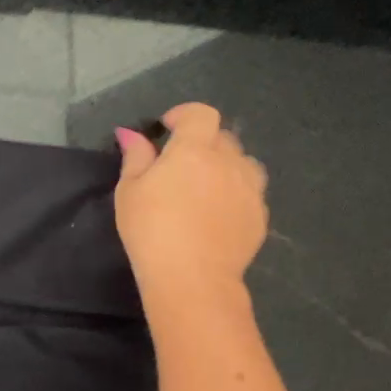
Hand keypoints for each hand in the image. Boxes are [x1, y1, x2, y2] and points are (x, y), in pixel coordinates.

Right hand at [113, 103, 268, 304]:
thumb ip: (136, 156)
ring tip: (202, 185)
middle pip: (223, 137)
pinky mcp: (260, 215)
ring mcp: (250, 190)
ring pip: (242, 163)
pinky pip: (249, 190)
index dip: (184, 115)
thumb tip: (131, 133)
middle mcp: (229, 163)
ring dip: (224, 164)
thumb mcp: (130, 189)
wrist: (192, 275)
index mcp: (194, 151)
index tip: (166, 128)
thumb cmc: (150, 227)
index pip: (201, 115)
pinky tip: (213, 212)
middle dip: (201, 141)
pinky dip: (233, 190)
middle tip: (177, 162)